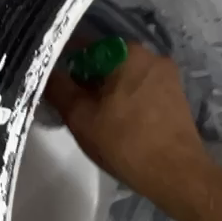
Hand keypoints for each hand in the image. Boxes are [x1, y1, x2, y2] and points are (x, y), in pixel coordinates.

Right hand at [45, 41, 212, 209]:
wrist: (175, 173)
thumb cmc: (124, 141)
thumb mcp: (80, 116)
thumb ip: (58, 89)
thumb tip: (45, 71)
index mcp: (126, 52)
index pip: (84, 47)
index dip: (64, 65)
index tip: (55, 86)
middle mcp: (150, 55)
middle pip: (106, 61)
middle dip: (88, 80)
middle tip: (74, 107)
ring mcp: (167, 75)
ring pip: (124, 76)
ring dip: (108, 92)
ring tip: (97, 119)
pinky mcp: (176, 96)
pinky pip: (141, 90)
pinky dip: (127, 100)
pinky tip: (120, 124)